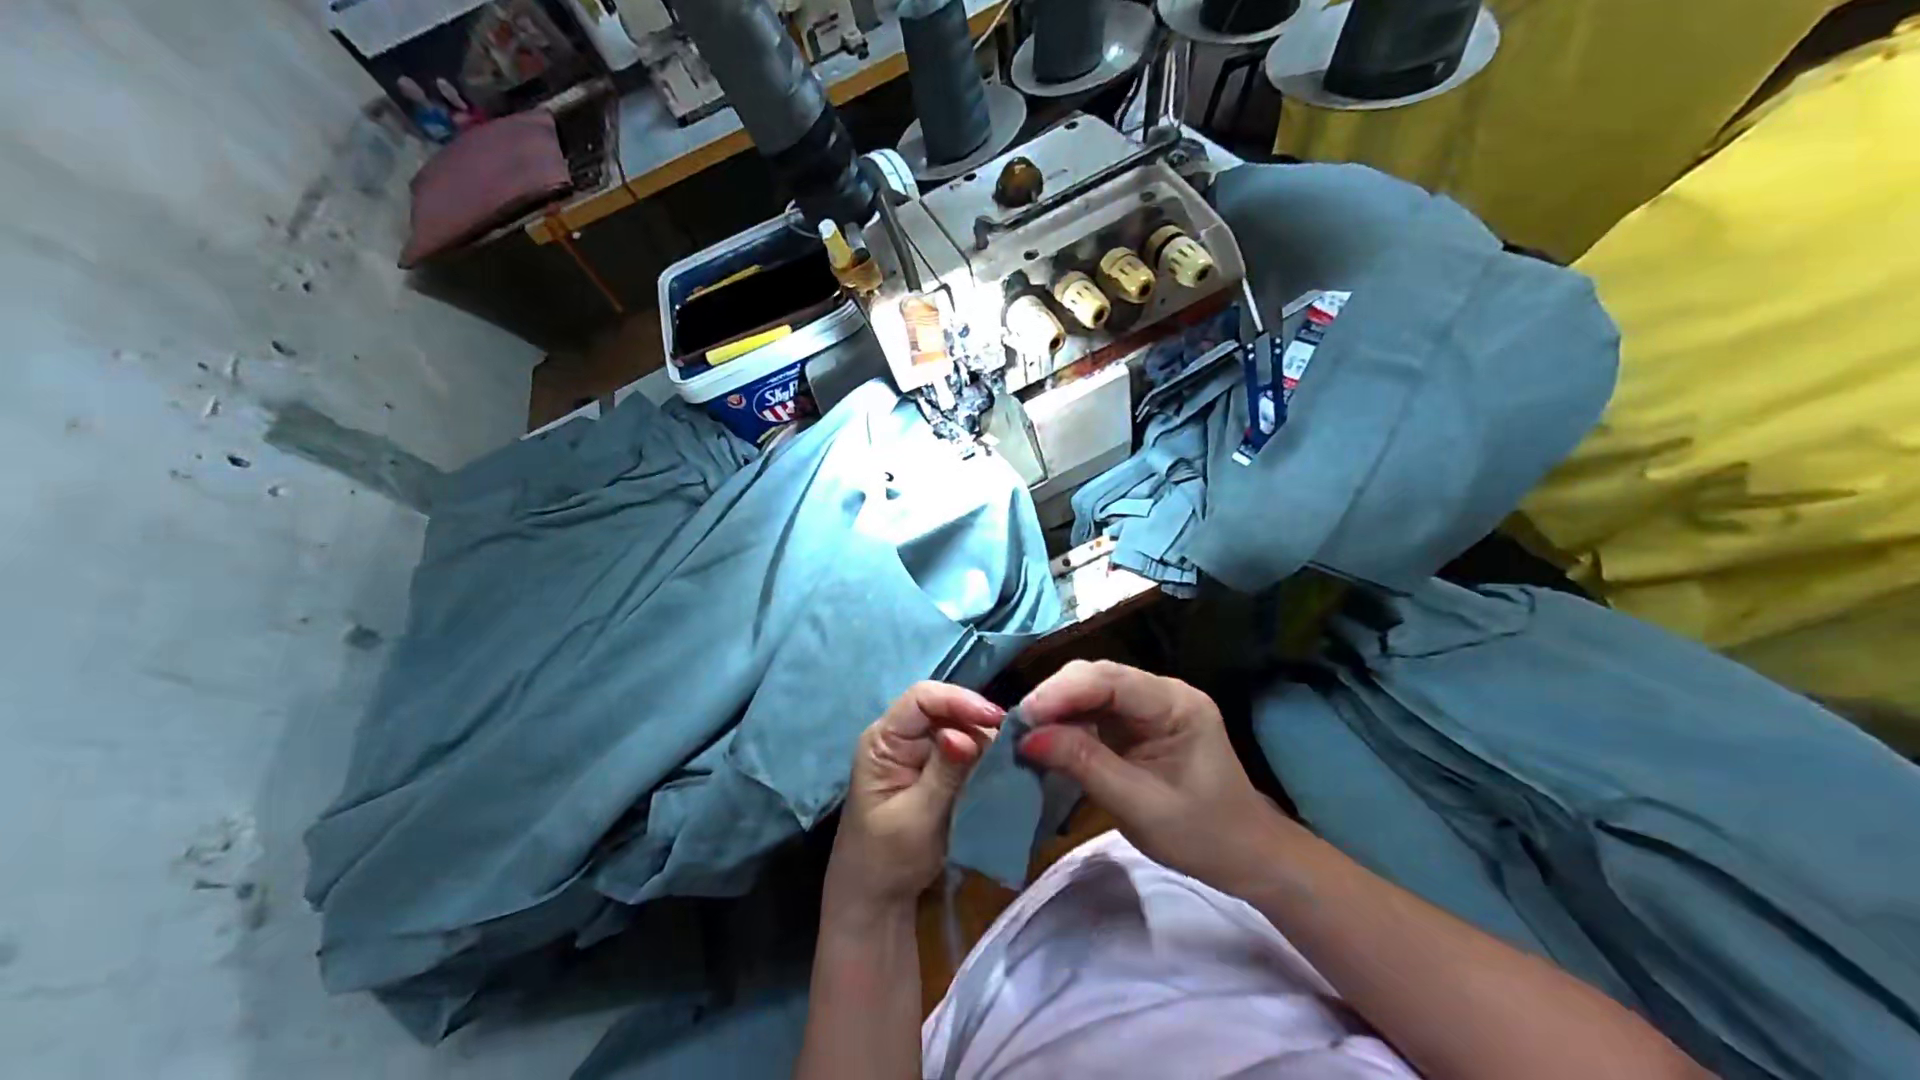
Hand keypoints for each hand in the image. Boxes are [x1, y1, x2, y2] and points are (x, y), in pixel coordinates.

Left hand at [825, 681, 1004, 915]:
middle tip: (1010, 745)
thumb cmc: (887, 858)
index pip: (921, 699)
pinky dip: (982, 756)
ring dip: (983, 740)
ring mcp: (918, 751)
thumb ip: (943, 773)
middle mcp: (900, 736)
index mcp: (883, 740)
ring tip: (1008, 759)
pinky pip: (963, 749)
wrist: (877, 898)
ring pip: (958, 726)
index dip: (959, 701)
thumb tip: (964, 736)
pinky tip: (999, 769)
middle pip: (944, 708)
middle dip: (977, 721)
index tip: (995, 719)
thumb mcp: (917, 817)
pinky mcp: (934, 768)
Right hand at [1017, 660, 1285, 893]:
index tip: (1024, 717)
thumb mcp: (1141, 806)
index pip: (1111, 681)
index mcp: (1176, 704)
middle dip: (1054, 698)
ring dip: (1055, 710)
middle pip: (1096, 677)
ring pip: (1089, 692)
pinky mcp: (1136, 724)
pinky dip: (1066, 724)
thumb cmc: (1203, 835)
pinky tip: (1045, 740)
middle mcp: (1161, 693)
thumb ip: (1085, 765)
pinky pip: (1093, 713)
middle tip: (1017, 728)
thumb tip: (1028, 739)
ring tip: (1023, 735)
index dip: (1062, 692)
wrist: (1245, 857)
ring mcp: (1148, 707)